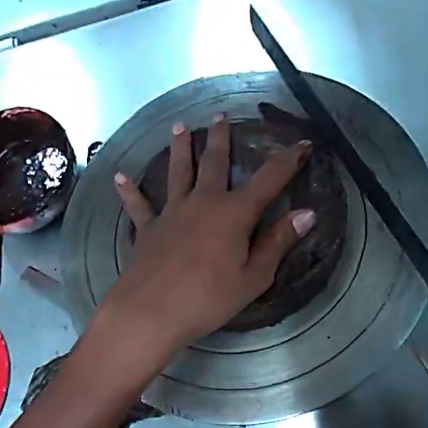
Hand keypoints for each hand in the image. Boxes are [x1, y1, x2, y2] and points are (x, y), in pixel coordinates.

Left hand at [93, 116, 312, 375]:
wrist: (151, 312)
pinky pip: (139, 205)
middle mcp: (202, 203)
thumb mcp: (254, 277)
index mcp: (234, 213)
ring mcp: (171, 213)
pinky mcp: (148, 229)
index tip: (302, 144)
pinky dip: (130, 191)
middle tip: (221, 116)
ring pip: (177, 173)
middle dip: (221, 138)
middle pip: (214, 163)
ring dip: (179, 148)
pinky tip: (120, 176)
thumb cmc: (209, 299)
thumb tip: (307, 213)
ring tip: (179, 126)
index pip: (269, 180)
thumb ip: (278, 243)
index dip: (288, 161)